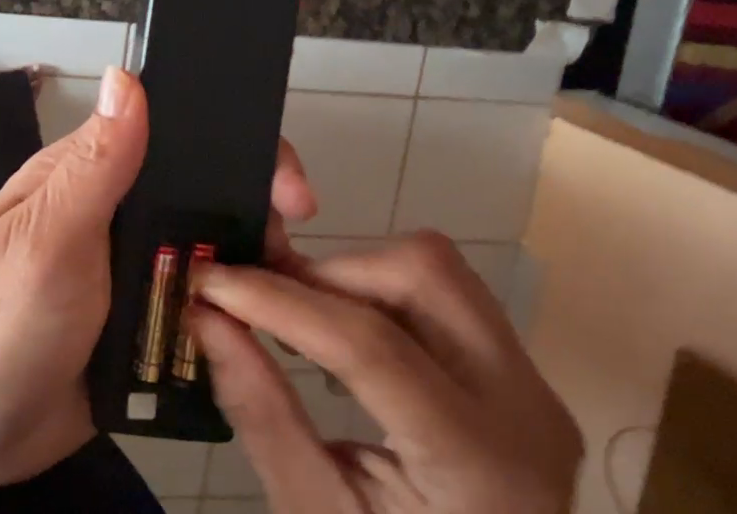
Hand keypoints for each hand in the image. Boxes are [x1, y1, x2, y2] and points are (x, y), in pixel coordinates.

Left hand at [0, 66, 316, 487]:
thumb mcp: (48, 240)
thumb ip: (94, 166)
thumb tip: (127, 78)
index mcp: (80, 178)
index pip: (165, 135)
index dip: (230, 145)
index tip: (289, 186)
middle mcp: (109, 216)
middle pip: (196, 193)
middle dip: (253, 213)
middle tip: (296, 253)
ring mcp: (126, 271)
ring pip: (204, 251)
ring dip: (249, 267)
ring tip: (295, 300)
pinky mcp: (141, 323)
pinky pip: (197, 306)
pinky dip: (232, 313)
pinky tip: (267, 331)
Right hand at [190, 233, 582, 513]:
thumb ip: (261, 412)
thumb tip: (204, 317)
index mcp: (480, 466)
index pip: (372, 346)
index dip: (279, 302)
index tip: (207, 283)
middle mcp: (525, 409)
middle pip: (423, 276)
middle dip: (326, 272)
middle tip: (260, 300)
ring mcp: (532, 386)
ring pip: (435, 269)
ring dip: (351, 275)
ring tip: (297, 317)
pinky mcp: (519, 374)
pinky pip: (442, 293)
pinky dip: (374, 291)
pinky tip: (338, 335)